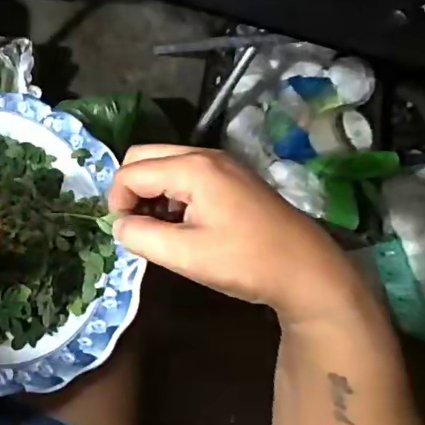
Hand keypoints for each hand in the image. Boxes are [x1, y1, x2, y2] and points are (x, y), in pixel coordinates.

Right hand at [108, 145, 360, 322]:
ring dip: (151, 191)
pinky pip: (186, 172)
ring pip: (164, 163)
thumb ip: (142, 237)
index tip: (124, 234)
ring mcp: (221, 163)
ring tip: (159, 229)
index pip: (130, 172)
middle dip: (130, 189)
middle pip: (144, 156)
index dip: (117, 202)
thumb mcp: (186, 255)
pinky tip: (183, 224)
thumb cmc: (246, 261)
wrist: (307, 269)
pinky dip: (172, 192)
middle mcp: (204, 155)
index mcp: (192, 167)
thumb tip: (119, 226)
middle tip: (136, 226)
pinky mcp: (232, 176)